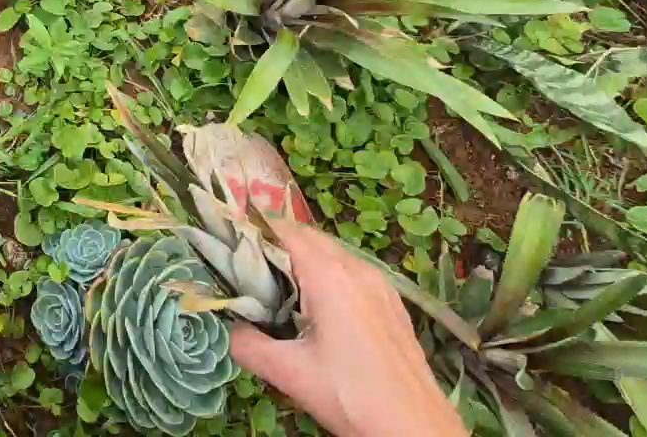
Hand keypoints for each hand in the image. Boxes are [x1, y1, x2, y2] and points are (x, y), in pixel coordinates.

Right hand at [231, 218, 466, 436]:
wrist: (420, 436)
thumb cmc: (353, 397)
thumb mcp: (289, 374)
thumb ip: (246, 343)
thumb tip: (225, 325)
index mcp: (328, 275)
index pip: (283, 229)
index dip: (252, 230)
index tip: (228, 244)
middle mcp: (356, 269)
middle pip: (306, 235)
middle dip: (274, 243)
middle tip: (247, 267)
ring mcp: (379, 284)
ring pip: (330, 251)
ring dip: (301, 257)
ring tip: (278, 286)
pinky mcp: (392, 302)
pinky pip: (350, 270)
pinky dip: (326, 273)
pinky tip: (317, 307)